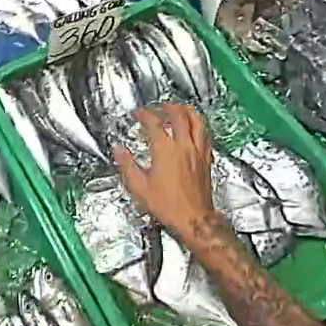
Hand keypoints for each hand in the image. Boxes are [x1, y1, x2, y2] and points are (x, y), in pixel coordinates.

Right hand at [113, 104, 220, 244]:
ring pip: (197, 122)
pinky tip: (195, 129)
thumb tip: (118, 150)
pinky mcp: (207, 160)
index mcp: (165, 151)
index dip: (145, 115)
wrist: (194, 220)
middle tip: (160, 106)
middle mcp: (184, 148)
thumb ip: (127, 165)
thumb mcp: (139, 187)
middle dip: (168, 107)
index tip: (138, 114)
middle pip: (179, 116)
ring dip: (188, 112)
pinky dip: (199, 126)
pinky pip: (205, 136)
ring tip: (181, 108)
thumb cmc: (168, 206)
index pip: (154, 123)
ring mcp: (198, 153)